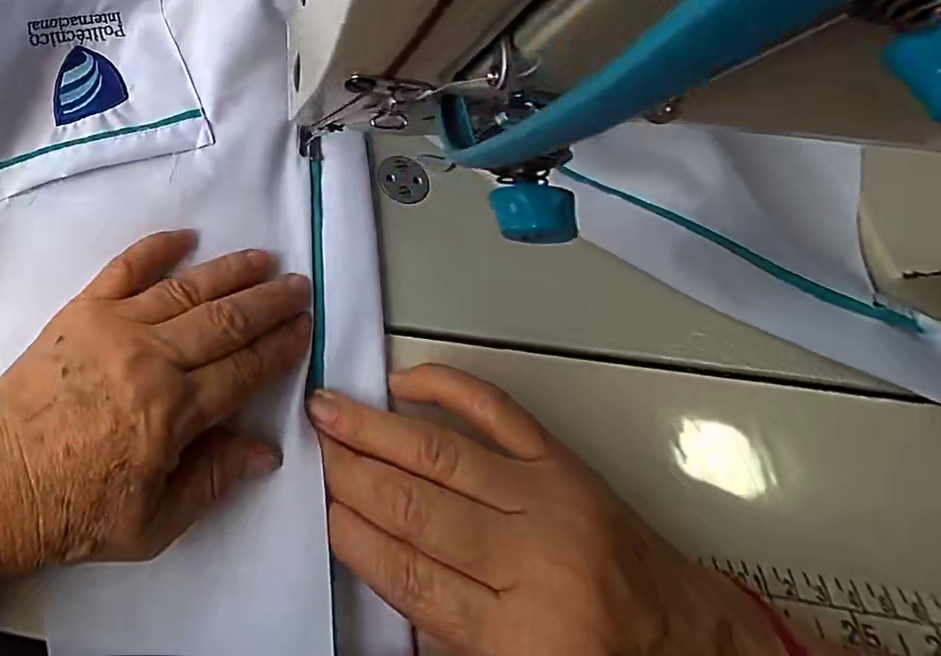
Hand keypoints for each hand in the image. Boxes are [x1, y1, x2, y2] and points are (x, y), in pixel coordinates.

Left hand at [0, 230, 312, 603]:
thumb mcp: (153, 522)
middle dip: (268, 302)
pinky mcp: (80, 309)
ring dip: (228, 271)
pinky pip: (124, 268)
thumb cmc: (74, 506)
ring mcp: (112, 325)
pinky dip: (155, 248)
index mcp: (173, 411)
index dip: (280, 347)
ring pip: (184, 289)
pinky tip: (184, 236)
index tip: (306, 327)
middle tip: (299, 284)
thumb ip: (212, 480)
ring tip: (261, 259)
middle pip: (224, 321)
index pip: (244, 370)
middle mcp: (150, 357)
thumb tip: (266, 447)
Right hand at [308, 365, 798, 655]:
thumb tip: (353, 539)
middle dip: (345, 470)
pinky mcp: (569, 464)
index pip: (403, 569)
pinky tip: (400, 381)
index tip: (311, 502)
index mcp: (523, 640)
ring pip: (438, 453)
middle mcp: (537, 567)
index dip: (345, 528)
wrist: (704, 652)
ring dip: (370, 427)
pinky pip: (497, 410)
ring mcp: (555, 504)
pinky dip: (443, 385)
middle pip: (411, 505)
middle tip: (307, 444)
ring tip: (323, 407)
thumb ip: (433, 617)